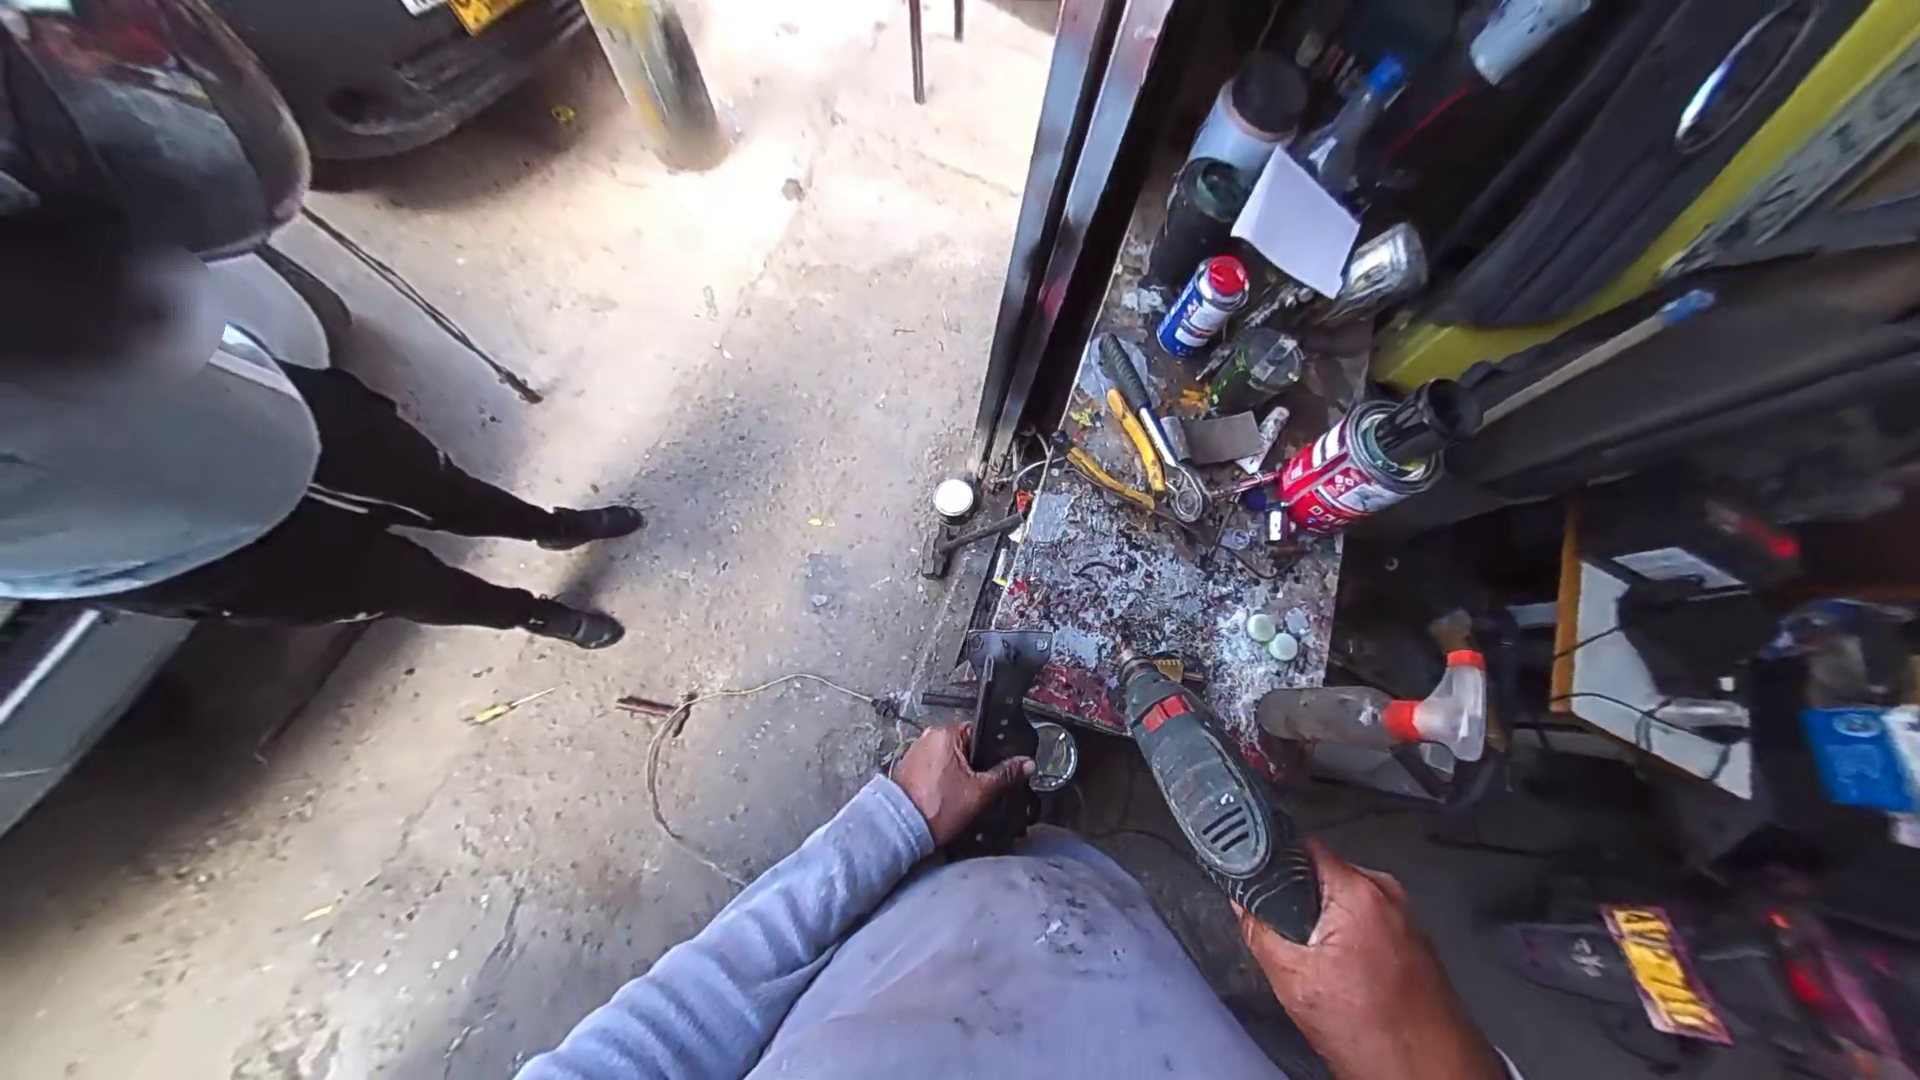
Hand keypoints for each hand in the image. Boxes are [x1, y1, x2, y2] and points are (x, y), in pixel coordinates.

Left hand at [891, 722, 1032, 845]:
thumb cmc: (937, 809)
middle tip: (978, 788)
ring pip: (948, 758)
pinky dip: (941, 779)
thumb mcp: (979, 793)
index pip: (979, 732)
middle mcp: (928, 736)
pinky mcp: (908, 766)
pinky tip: (945, 797)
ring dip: (957, 774)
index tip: (994, 770)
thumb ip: (1005, 774)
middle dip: (973, 766)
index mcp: (946, 733)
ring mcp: (916, 750)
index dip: (991, 752)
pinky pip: (933, 767)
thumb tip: (1026, 763)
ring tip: (959, 796)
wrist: (900, 829)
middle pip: (964, 746)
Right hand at [1236, 840, 1503, 1079]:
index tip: (1255, 874)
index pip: (1302, 845)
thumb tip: (1240, 901)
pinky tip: (1342, 968)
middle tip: (1284, 927)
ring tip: (1314, 954)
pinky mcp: (1416, 942)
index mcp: (1360, 890)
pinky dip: (1348, 933)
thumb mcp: (1294, 980)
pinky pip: (1367, 919)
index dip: (1273, 856)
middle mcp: (1388, 893)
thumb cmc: (1373, 1034)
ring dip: (1324, 917)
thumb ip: (1258, 930)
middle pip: (1323, 871)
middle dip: (1298, 894)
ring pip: (1344, 898)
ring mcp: (1408, 918)